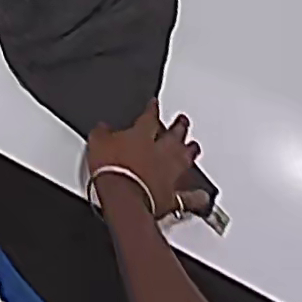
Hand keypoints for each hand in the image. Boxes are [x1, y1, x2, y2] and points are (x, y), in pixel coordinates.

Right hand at [87, 100, 207, 219]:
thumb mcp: (97, 142)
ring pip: (184, 159)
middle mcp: (159, 151)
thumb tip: (102, 127)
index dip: (152, 108)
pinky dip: (197, 197)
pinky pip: (189, 197)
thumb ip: (103, 132)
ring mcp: (168, 173)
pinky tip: (204, 196)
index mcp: (141, 134)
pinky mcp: (172, 197)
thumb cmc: (111, 169)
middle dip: (179, 125)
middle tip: (183, 120)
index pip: (150, 116)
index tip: (155, 104)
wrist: (122, 198)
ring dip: (190, 152)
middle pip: (174, 134)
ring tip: (194, 146)